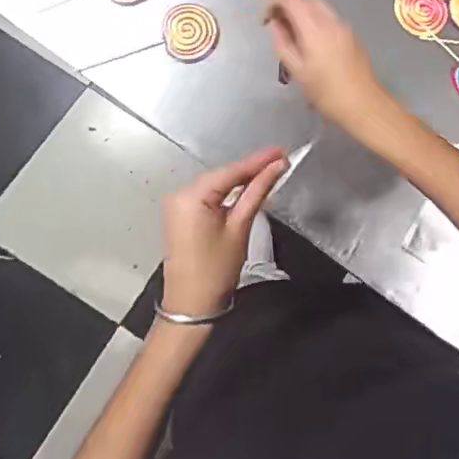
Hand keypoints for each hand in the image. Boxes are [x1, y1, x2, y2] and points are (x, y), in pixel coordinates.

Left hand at [161, 148, 287, 316]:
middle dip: (250, 169)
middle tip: (279, 161)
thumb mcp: (240, 228)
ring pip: (216, 186)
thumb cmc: (215, 271)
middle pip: (222, 176)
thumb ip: (257, 193)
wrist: (191, 306)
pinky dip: (227, 194)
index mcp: (191, 197)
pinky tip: (247, 189)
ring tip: (269, 172)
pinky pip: (208, 197)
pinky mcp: (181, 216)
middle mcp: (179, 196)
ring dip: (240, 181)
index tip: (280, 152)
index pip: (231, 171)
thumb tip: (275, 168)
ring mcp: (178, 206)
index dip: (258, 161)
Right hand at [265, 0, 389, 125]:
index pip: (291, 1)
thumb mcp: (297, 70)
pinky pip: (330, 18)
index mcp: (313, 28)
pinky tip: (313, 40)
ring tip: (294, 33)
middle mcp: (330, 21)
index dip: (275, 4)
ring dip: (304, 12)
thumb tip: (275, 25)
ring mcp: (344, 26)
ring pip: (320, 8)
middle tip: (278, 25)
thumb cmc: (325, 91)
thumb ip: (283, 43)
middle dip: (289, 7)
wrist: (362, 102)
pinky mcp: (351, 34)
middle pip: (306, 0)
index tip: (266, 19)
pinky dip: (317, 20)